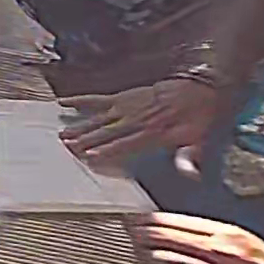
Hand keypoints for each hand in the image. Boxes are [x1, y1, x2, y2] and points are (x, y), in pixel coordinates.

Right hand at [60, 79, 219, 165]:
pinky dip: (79, 101)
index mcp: (152, 133)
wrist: (197, 89)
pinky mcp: (120, 97)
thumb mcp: (201, 139)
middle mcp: (134, 121)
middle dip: (85, 140)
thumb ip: (190, 157)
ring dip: (79, 126)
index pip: (124, 144)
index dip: (107, 150)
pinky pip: (96, 99)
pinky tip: (63, 103)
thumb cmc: (198, 118)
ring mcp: (125, 107)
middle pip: (106, 132)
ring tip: (62, 134)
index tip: (90, 156)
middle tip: (67, 146)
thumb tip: (189, 175)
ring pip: (97, 119)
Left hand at [132, 214, 263, 263]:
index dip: (146, 218)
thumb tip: (171, 221)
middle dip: (140, 233)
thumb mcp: (242, 234)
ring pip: (166, 259)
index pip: (171, 220)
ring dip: (145, 253)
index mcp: (225, 231)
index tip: (133, 217)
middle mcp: (218, 250)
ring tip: (135, 247)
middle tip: (128, 230)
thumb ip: (207, 227)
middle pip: (163, 238)